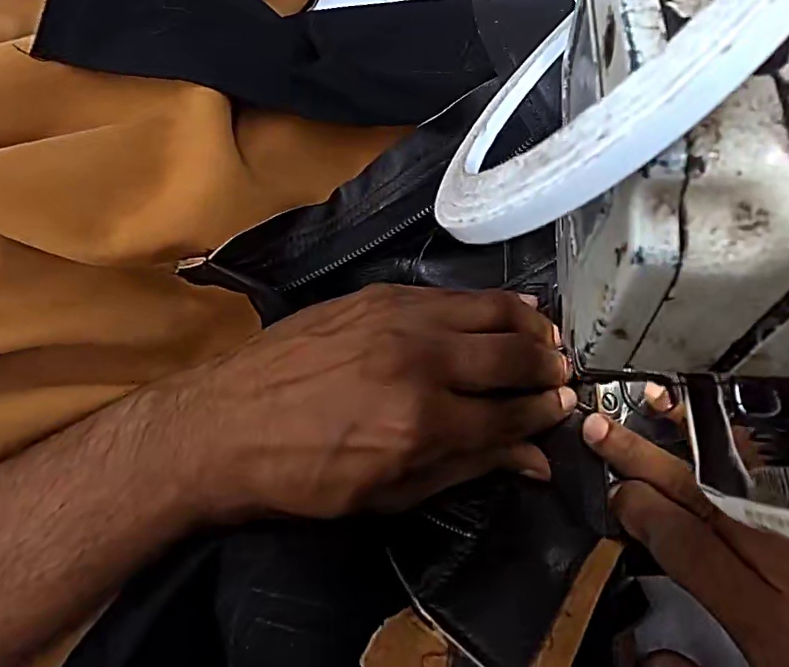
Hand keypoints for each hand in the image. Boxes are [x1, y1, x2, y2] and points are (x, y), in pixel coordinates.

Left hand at [153, 285, 574, 522]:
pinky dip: (492, 303)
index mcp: (420, 425)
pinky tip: (511, 308)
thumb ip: (468, 468)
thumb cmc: (303, 476)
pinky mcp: (384, 294)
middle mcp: (421, 362)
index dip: (544, 414)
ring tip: (549, 336)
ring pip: (492, 312)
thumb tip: (535, 460)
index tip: (565, 408)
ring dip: (530, 326)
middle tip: (564, 372)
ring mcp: (402, 318)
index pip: (509, 415)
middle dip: (548, 366)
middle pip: (511, 356)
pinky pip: (456, 294)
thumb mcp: (386, 494)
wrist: (222, 423)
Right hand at [582, 412, 788, 666]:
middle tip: (605, 428)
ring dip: (700, 428)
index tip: (619, 492)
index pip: (683, 544)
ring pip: (753, 462)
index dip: (641, 511)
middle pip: (703, 494)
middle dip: (644, 457)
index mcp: (775, 624)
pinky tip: (758, 399)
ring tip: (663, 398)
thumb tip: (650, 655)